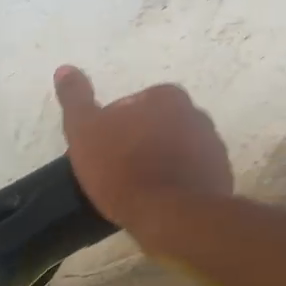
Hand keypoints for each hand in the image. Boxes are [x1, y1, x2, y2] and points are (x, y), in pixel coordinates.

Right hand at [53, 65, 233, 229]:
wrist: (169, 216)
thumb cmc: (122, 168)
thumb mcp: (85, 130)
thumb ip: (75, 98)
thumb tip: (64, 69)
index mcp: (166, 97)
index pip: (132, 104)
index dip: (112, 126)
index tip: (101, 149)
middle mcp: (196, 114)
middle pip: (157, 125)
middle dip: (139, 141)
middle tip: (116, 168)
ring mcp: (213, 147)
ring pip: (175, 149)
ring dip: (159, 161)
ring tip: (137, 188)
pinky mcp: (221, 177)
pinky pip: (191, 174)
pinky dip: (176, 181)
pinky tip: (158, 200)